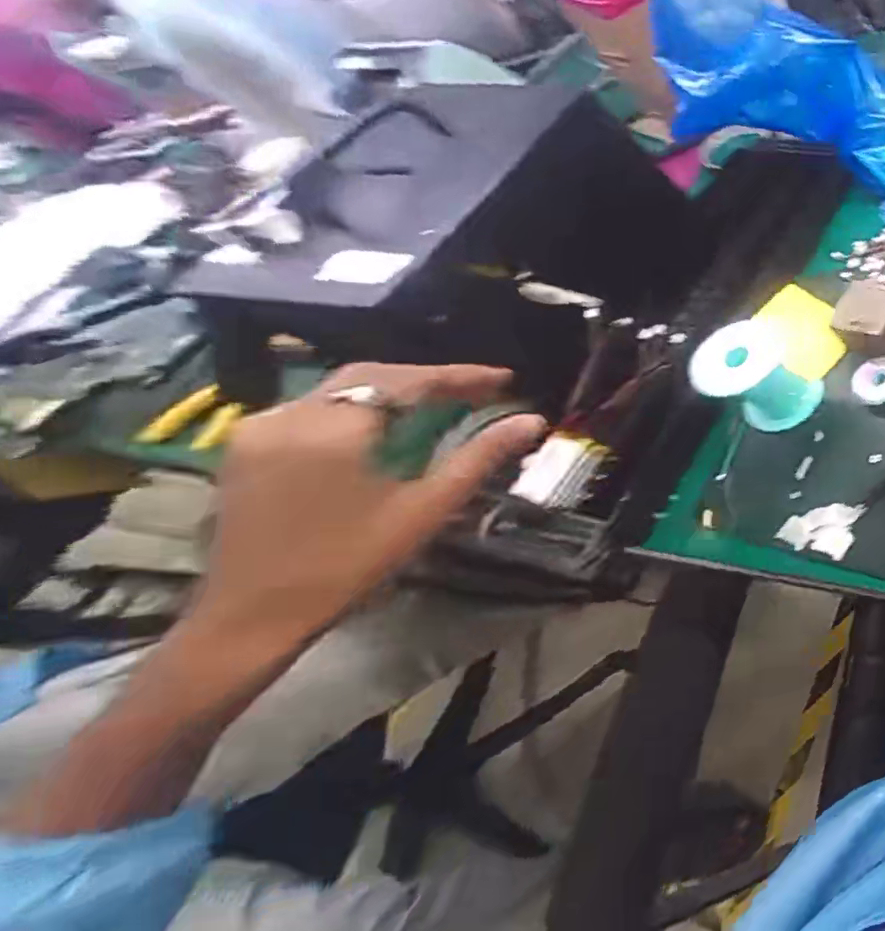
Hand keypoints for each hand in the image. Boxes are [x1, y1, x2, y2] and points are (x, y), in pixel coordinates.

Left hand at [194, 363, 545, 646]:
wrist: (254, 615)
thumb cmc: (351, 562)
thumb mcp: (427, 508)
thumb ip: (480, 456)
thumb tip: (532, 421)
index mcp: (334, 429)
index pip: (409, 381)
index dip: (461, 376)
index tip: (505, 378)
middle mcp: (290, 416)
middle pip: (374, 376)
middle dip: (430, 379)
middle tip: (481, 390)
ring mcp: (260, 429)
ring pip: (343, 388)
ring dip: (397, 390)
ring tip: (444, 402)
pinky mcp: (247, 446)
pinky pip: (317, 406)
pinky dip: (362, 405)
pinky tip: (388, 422)